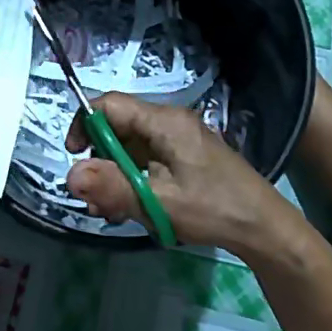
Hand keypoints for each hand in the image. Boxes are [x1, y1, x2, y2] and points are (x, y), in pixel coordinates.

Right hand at [66, 92, 304, 254]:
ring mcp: (179, 140)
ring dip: (116, 177)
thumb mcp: (159, 201)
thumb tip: (70, 174)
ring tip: (114, 213)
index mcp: (165, 122)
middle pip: (119, 127)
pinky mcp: (186, 157)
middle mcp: (171, 122)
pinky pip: (148, 160)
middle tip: (96, 200)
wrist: (262, 225)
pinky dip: (135, 181)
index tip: (74, 158)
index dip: (85, 124)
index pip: (111, 104)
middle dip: (100, 161)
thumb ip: (113, 187)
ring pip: (131, 147)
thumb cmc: (213, 208)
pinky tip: (135, 209)